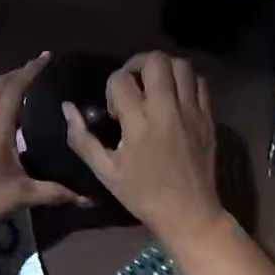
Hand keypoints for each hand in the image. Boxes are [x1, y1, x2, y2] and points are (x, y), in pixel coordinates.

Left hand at [0, 52, 83, 238]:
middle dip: (19, 74)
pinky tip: (2, 127)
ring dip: (5, 92)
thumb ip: (57, 192)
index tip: (46, 56)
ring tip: (25, 95)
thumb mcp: (24, 195)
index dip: (31, 69)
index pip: (15, 87)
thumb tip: (89, 199)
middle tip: (40, 68)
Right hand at [64, 51, 226, 244]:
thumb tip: (67, 108)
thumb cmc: (143, 194)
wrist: (190, 215)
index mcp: (139, 123)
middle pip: (155, 60)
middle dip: (136, 64)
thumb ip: (82, 138)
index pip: (121, 79)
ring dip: (162, 67)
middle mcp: (166, 109)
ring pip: (180, 65)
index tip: (114, 111)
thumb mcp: (105, 171)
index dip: (111, 87)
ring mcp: (191, 112)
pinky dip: (184, 80)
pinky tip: (173, 97)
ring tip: (152, 85)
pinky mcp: (207, 118)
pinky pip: (199, 82)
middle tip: (131, 83)